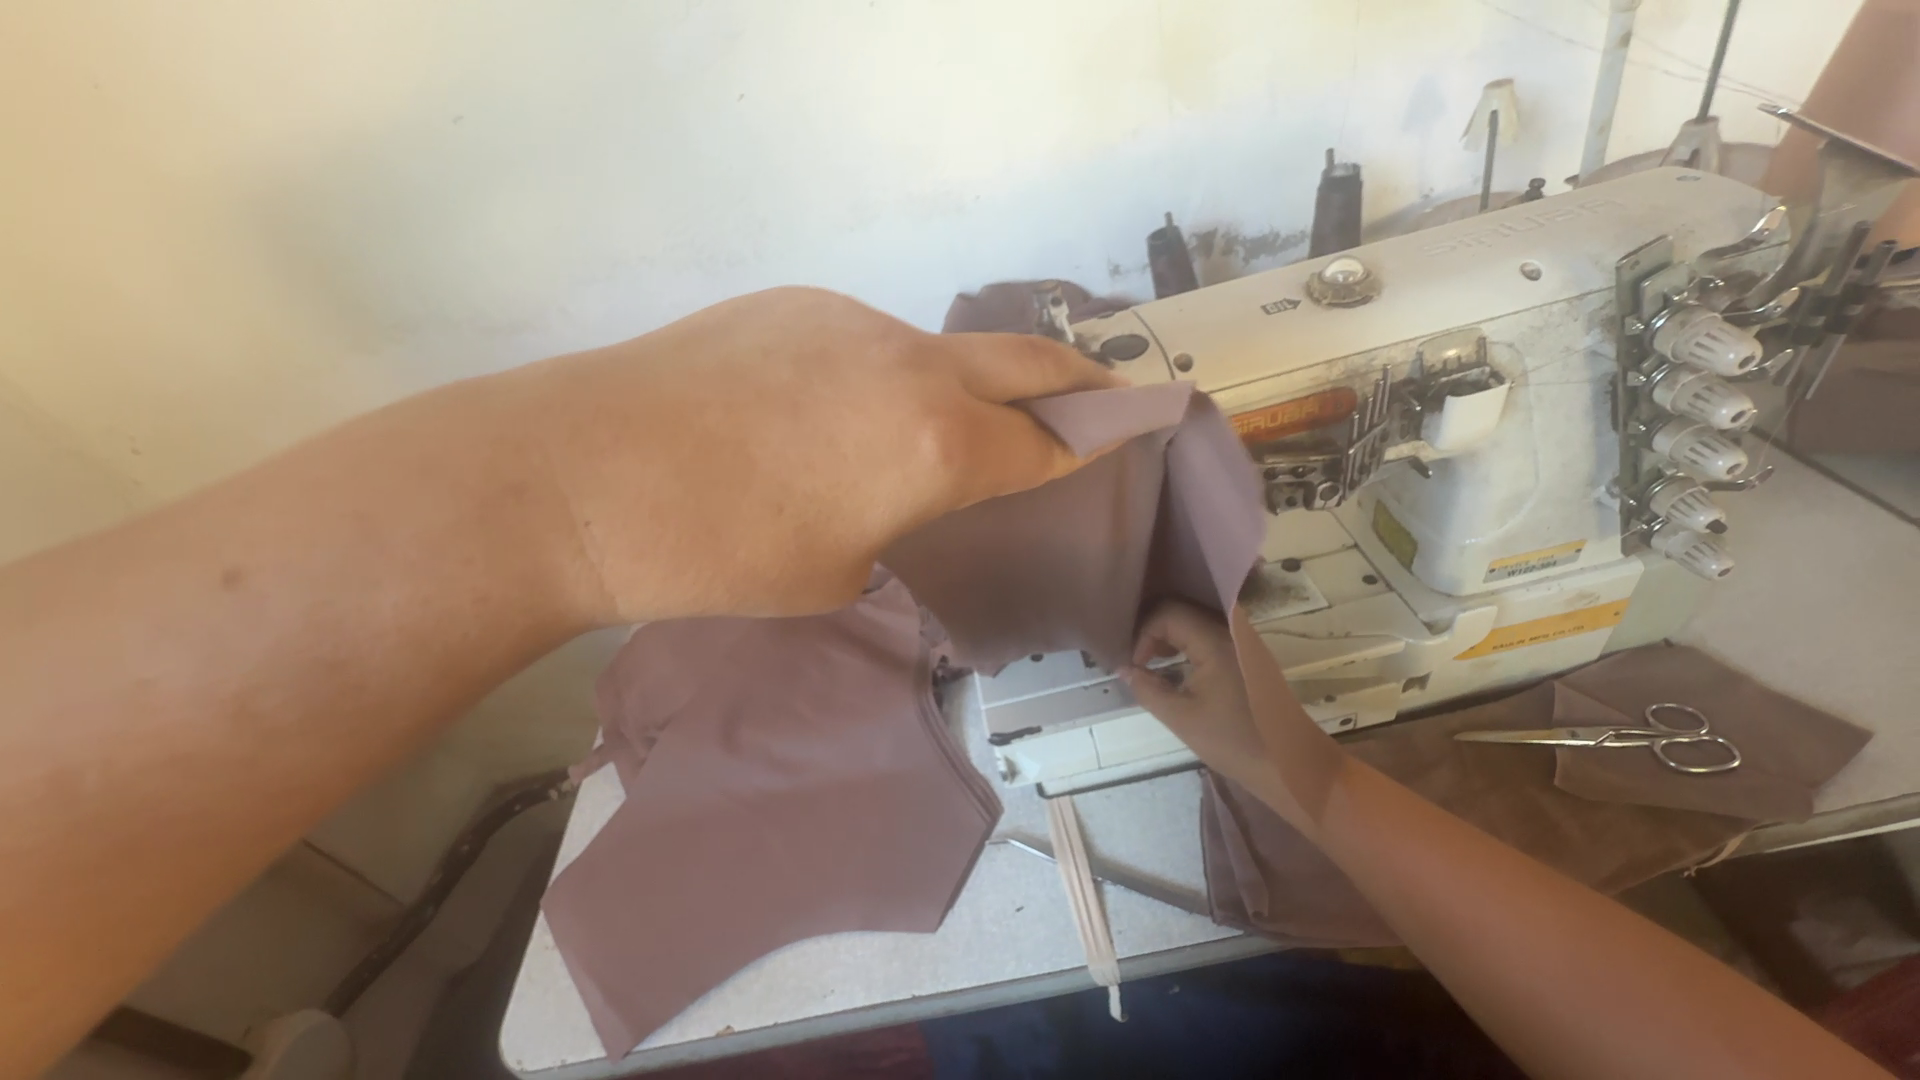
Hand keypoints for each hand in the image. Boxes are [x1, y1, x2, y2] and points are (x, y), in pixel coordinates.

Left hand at [515, 286, 1122, 622]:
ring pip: (939, 352)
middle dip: (1079, 381)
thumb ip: (897, 520)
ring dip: (962, 385)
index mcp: (936, 447)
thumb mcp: (837, 571)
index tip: (1128, 434)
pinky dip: (881, 376)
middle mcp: (913, 369)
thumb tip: (900, 492)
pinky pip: (868, 342)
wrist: (581, 477)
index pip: (1043, 443)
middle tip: (1109, 393)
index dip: (1091, 444)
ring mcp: (853, 323)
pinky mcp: (796, 303)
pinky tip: (828, 413)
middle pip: (1026, 364)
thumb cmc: (717, 555)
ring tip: (929, 430)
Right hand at [1120, 600, 1273, 792]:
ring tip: (1156, 661)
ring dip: (1172, 635)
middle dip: (1155, 630)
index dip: (1144, 634)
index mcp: (1215, 642)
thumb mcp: (1180, 717)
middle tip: (1141, 659)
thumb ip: (1146, 688)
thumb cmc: (1233, 742)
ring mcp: (1243, 643)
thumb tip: (1124, 669)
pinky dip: (1190, 643)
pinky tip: (1180, 666)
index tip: (1137, 665)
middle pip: (1183, 611)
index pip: (1168, 613)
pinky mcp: (1249, 656)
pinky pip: (1212, 634)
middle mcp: (1232, 632)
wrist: (1289, 766)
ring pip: (1198, 621)